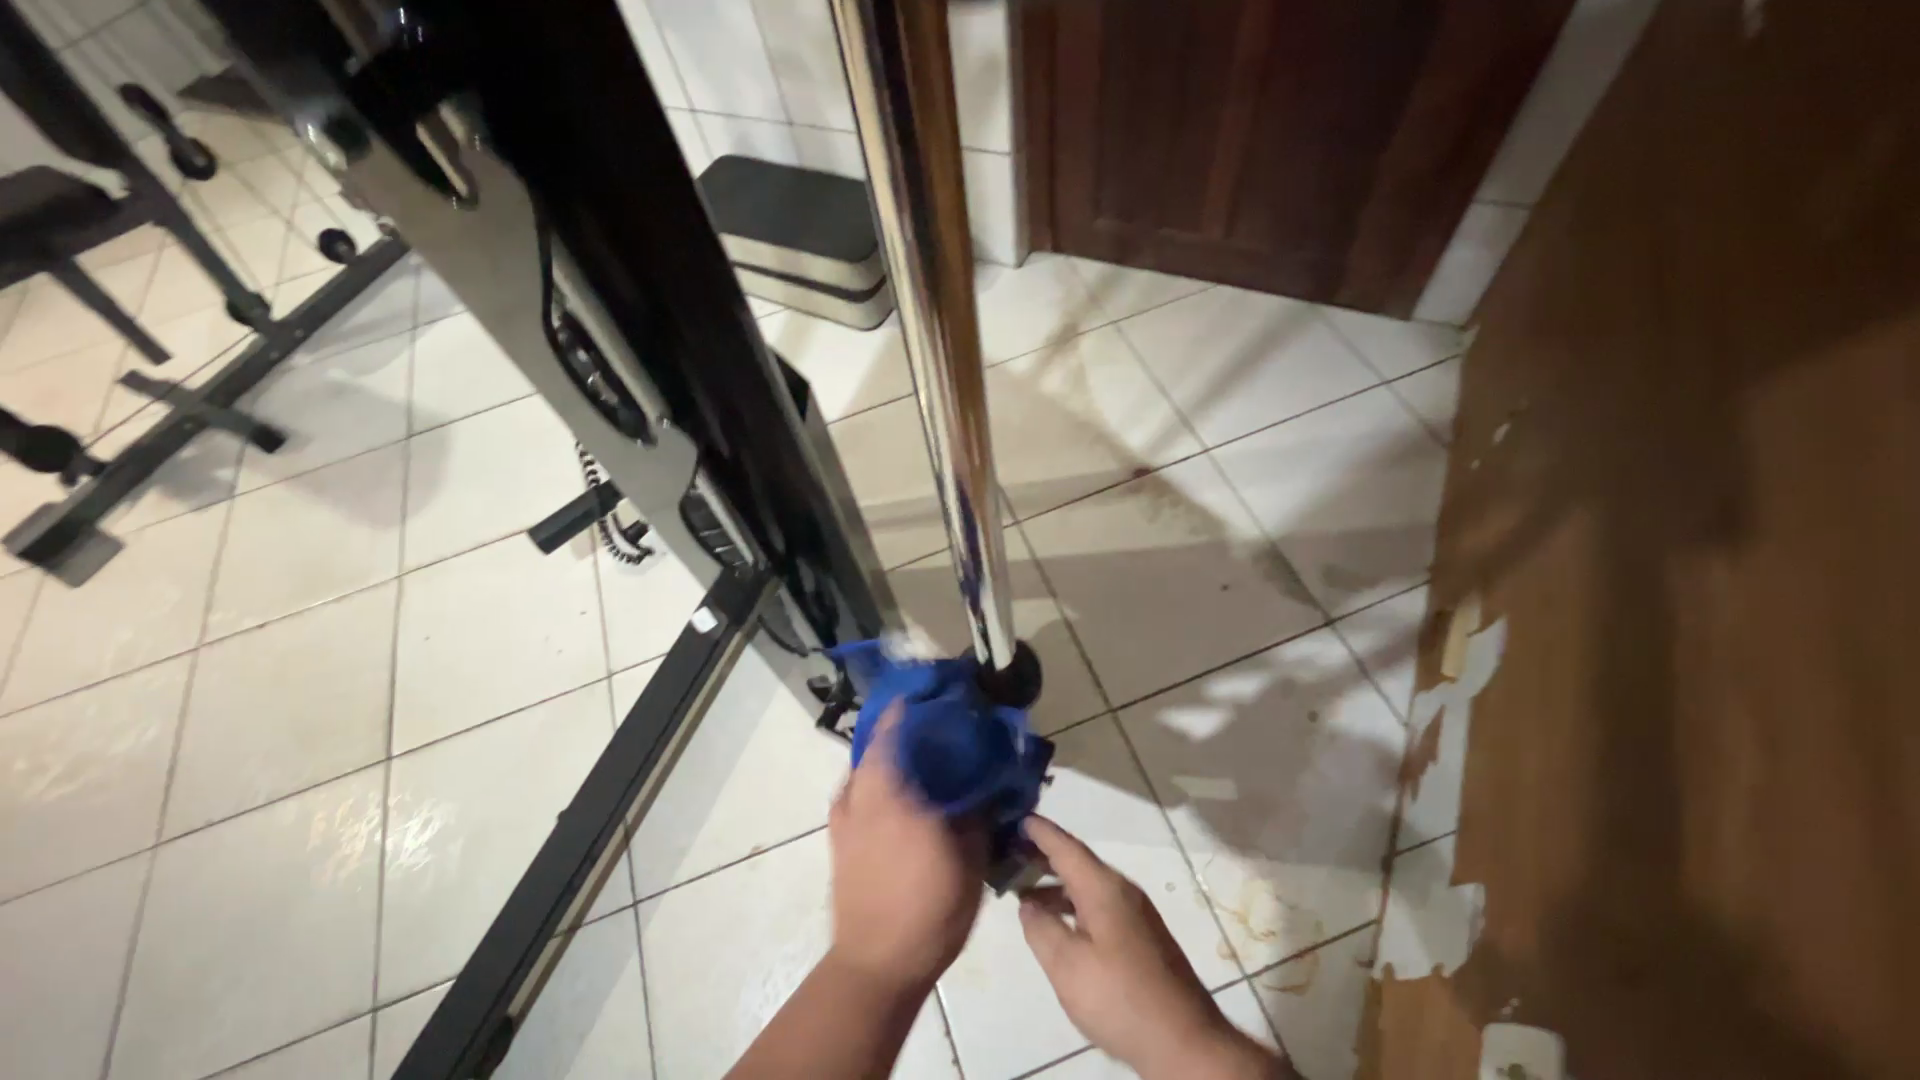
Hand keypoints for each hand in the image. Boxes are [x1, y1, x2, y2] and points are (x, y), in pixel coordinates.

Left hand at [825, 702, 988, 994]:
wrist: (877, 964)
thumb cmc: (930, 910)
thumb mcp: (970, 859)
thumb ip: (975, 811)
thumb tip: (984, 781)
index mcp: (891, 791)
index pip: (896, 725)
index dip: (916, 702)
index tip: (940, 690)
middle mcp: (860, 793)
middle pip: (877, 741)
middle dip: (906, 726)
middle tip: (940, 723)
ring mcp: (843, 815)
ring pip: (866, 766)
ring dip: (890, 753)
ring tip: (924, 755)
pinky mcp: (838, 836)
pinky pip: (858, 790)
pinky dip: (879, 780)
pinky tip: (906, 793)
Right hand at [1018, 817, 1284, 1079]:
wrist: (1183, 1040)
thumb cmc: (1119, 997)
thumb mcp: (1067, 965)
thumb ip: (1041, 929)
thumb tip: (1027, 904)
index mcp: (1104, 888)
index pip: (1066, 847)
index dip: (1040, 832)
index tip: (1017, 817)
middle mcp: (1122, 891)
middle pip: (1078, 862)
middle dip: (1044, 855)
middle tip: (1009, 852)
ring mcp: (1135, 914)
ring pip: (1088, 886)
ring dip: (1056, 884)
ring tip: (1023, 890)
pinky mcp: (1140, 937)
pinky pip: (1098, 904)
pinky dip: (1071, 903)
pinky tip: (1057, 922)